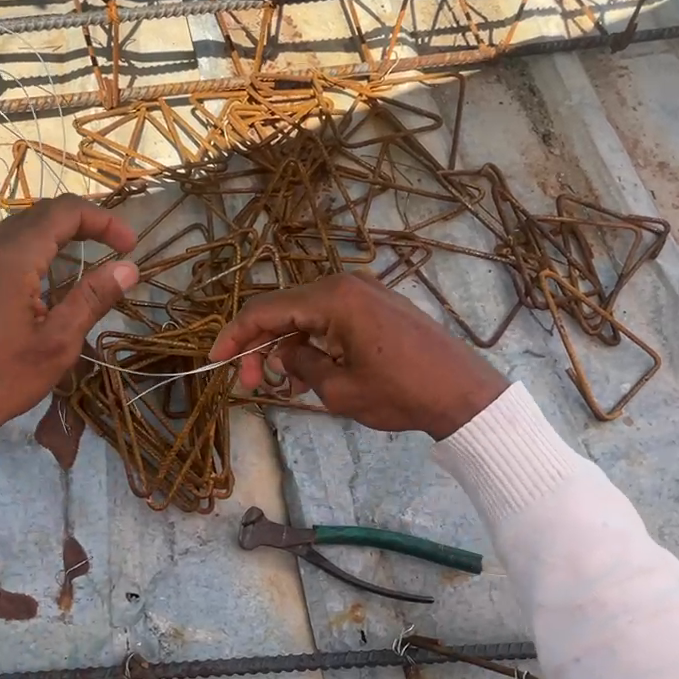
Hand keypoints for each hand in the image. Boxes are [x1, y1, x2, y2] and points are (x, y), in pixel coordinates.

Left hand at [0, 195, 137, 431]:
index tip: (130, 245)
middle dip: (83, 223)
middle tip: (115, 247)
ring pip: (21, 230)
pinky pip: (4, 249)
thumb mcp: (57, 342)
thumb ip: (93, 298)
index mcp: (12, 257)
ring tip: (89, 258)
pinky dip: (35, 251)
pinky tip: (50, 278)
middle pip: (42, 214)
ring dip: (58, 236)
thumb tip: (128, 268)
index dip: (103, 220)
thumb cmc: (2, 377)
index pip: (64, 211)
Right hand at [208, 272, 508, 438]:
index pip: (265, 311)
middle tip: (253, 384)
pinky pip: (331, 318)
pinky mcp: (378, 306)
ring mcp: (364, 292)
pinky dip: (313, 342)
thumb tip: (284, 353)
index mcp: (332, 299)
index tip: (216, 361)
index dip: (235, 336)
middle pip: (283, 309)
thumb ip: (300, 364)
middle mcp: (345, 285)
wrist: (463, 393)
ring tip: (288, 387)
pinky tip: (313, 373)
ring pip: (305, 314)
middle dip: (260, 346)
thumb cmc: (399, 393)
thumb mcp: (337, 389)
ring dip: (288, 347)